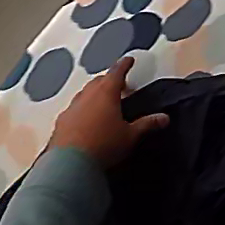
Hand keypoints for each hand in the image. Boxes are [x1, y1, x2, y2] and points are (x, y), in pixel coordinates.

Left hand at [48, 55, 168, 168]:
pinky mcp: (61, 121)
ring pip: (85, 94)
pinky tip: (86, 120)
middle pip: (99, 81)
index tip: (128, 60)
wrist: (71, 163)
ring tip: (103, 103)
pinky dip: (83, 109)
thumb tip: (163, 118)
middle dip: (110, 80)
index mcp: (106, 93)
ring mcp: (72, 107)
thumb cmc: (103, 145)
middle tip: (120, 85)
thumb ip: (147, 124)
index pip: (117, 72)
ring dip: (95, 94)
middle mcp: (87, 95)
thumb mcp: (130, 136)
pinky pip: (74, 109)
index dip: (124, 65)